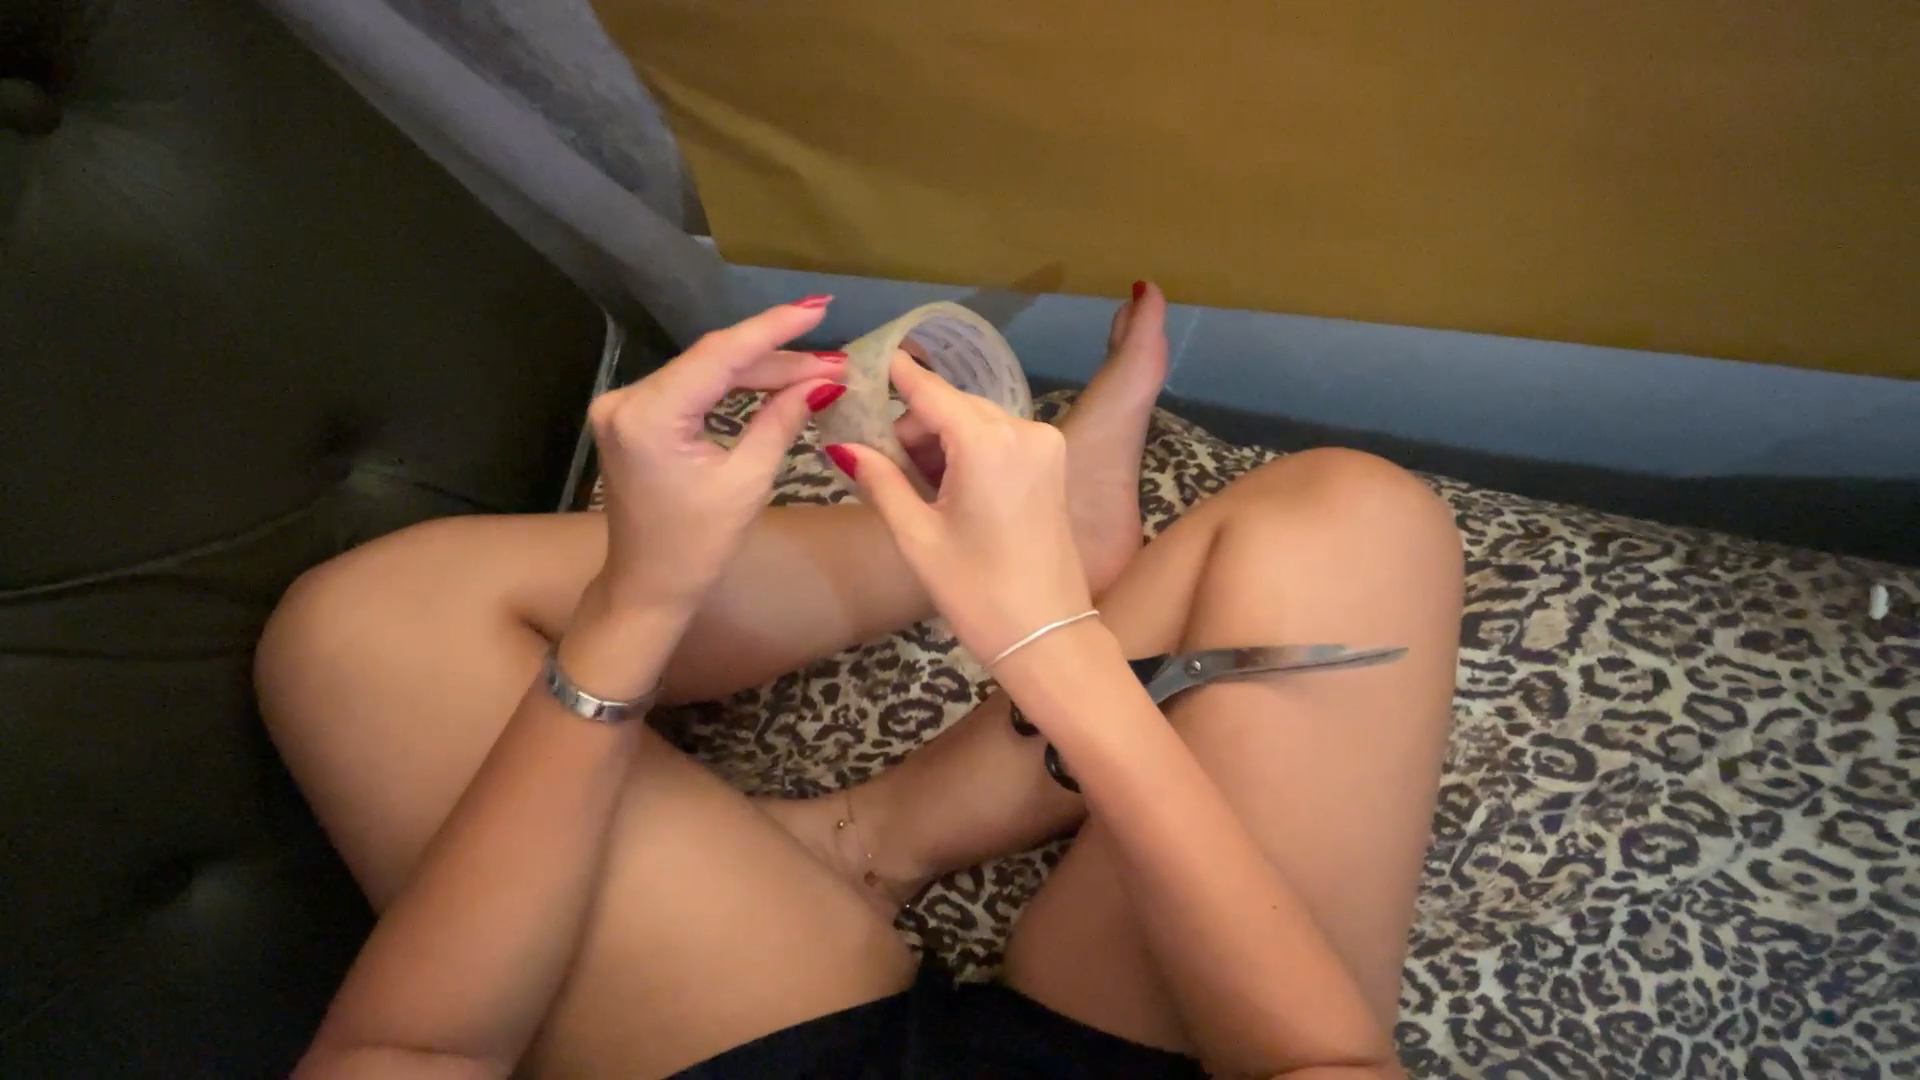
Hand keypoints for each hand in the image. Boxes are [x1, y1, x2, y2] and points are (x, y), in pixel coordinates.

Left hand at [586, 301, 842, 614]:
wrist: (649, 583)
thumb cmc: (699, 546)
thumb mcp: (747, 482)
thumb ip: (781, 420)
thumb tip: (823, 381)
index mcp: (649, 416)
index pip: (719, 354)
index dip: (773, 329)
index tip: (817, 307)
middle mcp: (627, 399)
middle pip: (714, 361)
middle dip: (777, 358)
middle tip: (835, 360)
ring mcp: (626, 405)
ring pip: (706, 371)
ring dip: (761, 370)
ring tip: (817, 369)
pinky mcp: (635, 416)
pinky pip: (694, 388)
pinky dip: (735, 385)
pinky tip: (775, 380)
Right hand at [826, 353, 1091, 663]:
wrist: (1048, 635)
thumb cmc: (976, 591)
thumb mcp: (918, 536)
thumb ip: (880, 480)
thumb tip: (842, 444)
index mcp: (988, 442)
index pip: (928, 390)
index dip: (893, 375)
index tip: (861, 362)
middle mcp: (1023, 429)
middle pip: (953, 405)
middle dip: (914, 424)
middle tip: (880, 459)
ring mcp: (1044, 444)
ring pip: (976, 420)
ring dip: (941, 438)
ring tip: (915, 484)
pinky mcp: (1053, 463)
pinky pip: (1000, 438)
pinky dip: (969, 449)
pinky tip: (949, 485)